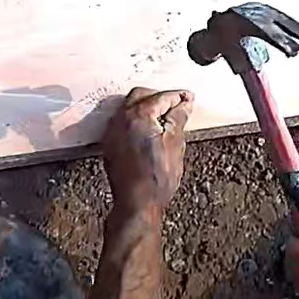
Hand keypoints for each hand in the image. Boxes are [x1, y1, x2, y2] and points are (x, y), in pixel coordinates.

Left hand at [102, 87, 192, 213]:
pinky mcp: (110, 144)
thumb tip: (184, 105)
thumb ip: (178, 119)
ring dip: (145, 107)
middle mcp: (120, 120)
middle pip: (140, 96)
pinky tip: (147, 129)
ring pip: (128, 107)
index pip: (161, 97)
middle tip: (176, 105)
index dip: (178, 96)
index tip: (188, 98)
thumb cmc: (156, 179)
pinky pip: (122, 122)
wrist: (137, 202)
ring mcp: (112, 132)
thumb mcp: (175, 145)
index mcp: (138, 116)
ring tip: (163, 117)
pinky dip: (135, 120)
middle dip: (159, 97)